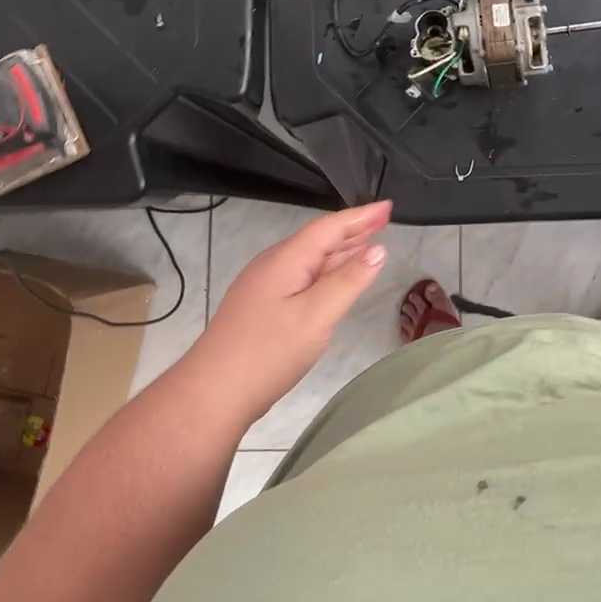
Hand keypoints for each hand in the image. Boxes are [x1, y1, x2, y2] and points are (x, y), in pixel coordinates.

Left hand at [188, 202, 392, 423]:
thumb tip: (378, 249)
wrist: (211, 394)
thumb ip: (348, 281)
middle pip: (318, 239)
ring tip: (369, 244)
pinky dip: (326, 271)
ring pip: (310, 259)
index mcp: (286, 260)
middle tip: (384, 220)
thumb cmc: (266, 353)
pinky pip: (302, 277)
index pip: (329, 228)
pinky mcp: (263, 308)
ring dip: (340, 250)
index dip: (360, 216)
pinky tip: (336, 281)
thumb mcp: (316, 316)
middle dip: (353, 229)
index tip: (388, 206)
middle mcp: (273, 265)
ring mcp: (265, 287)